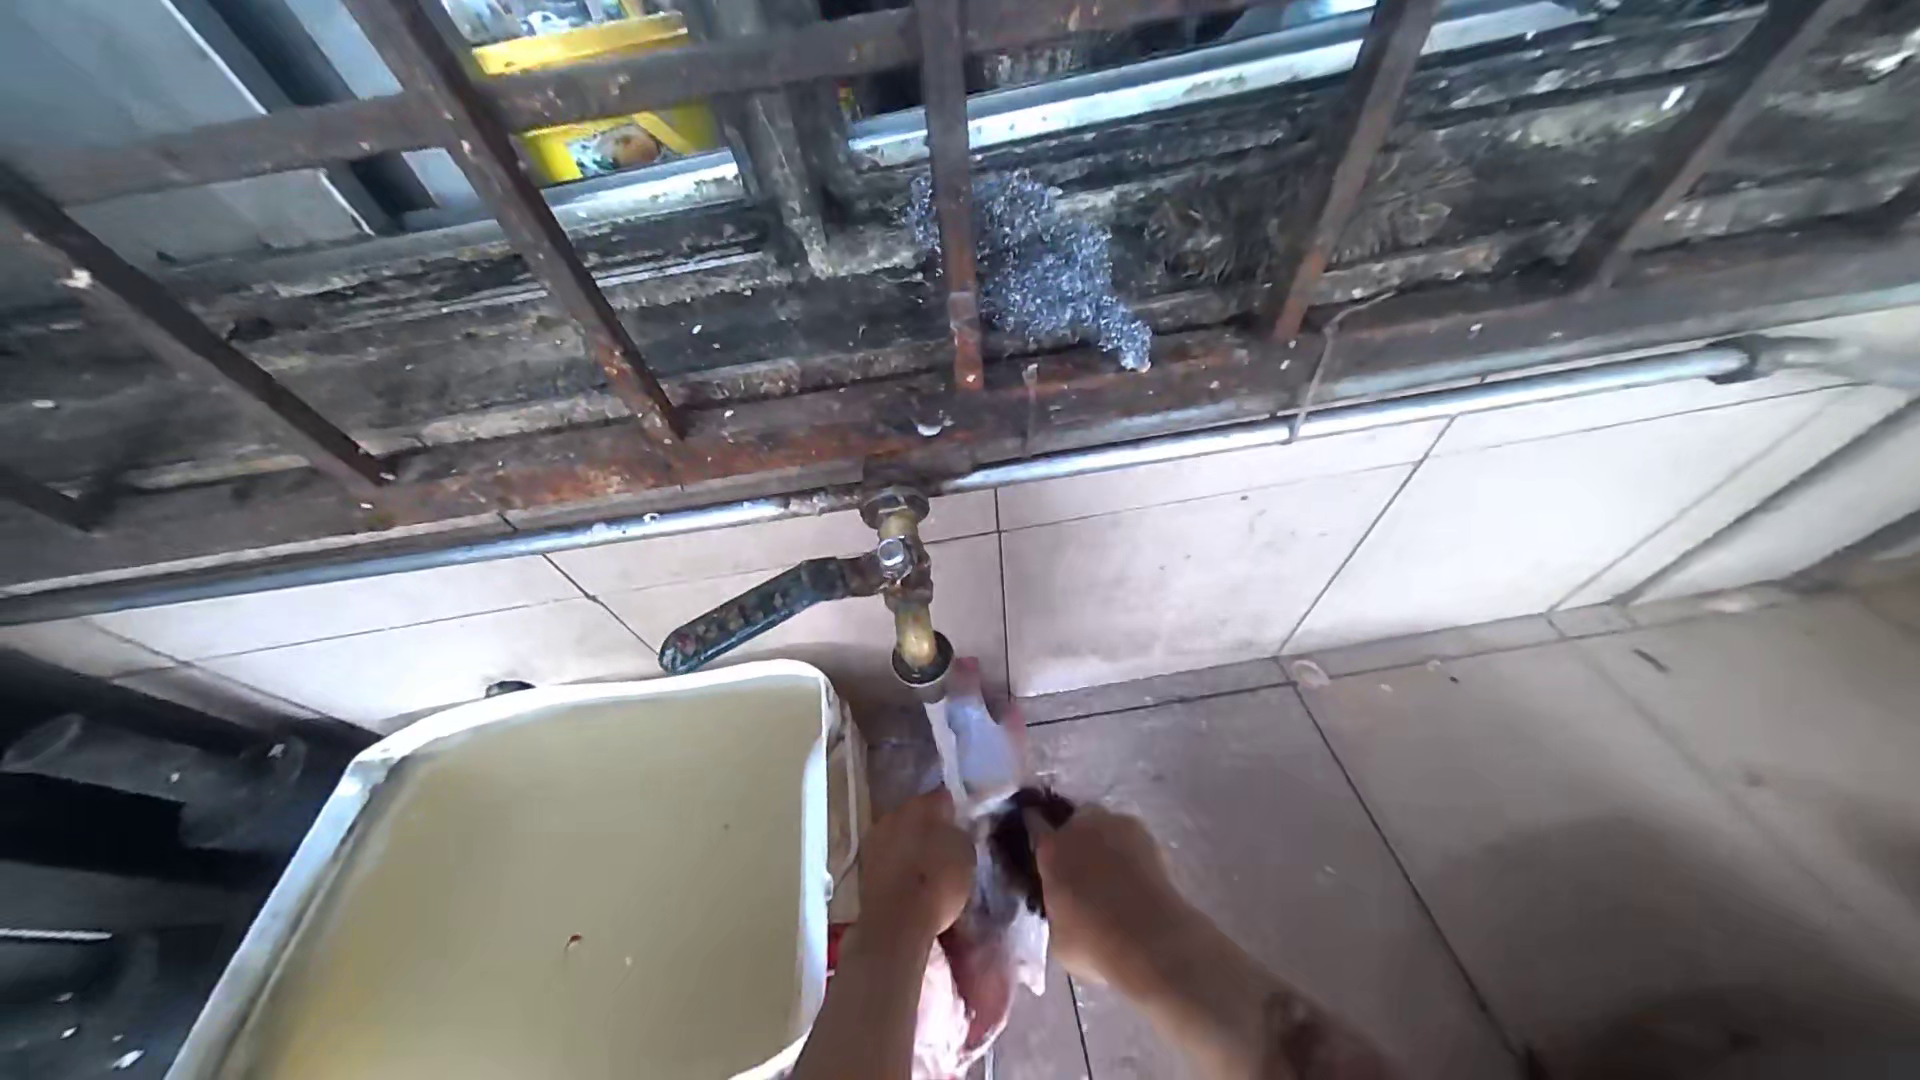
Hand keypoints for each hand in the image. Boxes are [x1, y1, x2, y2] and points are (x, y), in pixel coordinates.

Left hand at [858, 789, 974, 944]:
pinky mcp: (864, 864)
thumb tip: (954, 828)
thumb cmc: (937, 882)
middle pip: (917, 814)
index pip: (942, 797)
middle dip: (929, 826)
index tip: (961, 824)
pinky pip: (888, 855)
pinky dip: (898, 863)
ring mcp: (876, 837)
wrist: (896, 922)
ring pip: (900, 834)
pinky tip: (909, 880)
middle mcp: (895, 813)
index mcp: (921, 805)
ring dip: (911, 844)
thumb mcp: (966, 855)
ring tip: (925, 866)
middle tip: (944, 846)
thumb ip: (960, 833)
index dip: (953, 810)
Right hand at [1028, 805, 1187, 984]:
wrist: (1151, 940)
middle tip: (1081, 864)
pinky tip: (1135, 873)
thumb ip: (1056, 908)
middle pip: (1072, 820)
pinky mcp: (1145, 833)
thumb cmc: (1095, 943)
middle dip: (1074, 836)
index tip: (1040, 839)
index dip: (1036, 830)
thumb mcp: (1058, 935)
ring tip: (1113, 869)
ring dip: (1102, 839)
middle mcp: (1078, 827)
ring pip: (1102, 824)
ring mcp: (1113, 825)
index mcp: (1051, 849)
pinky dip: (1129, 849)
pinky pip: (1129, 835)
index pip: (1034, 824)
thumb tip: (1064, 906)